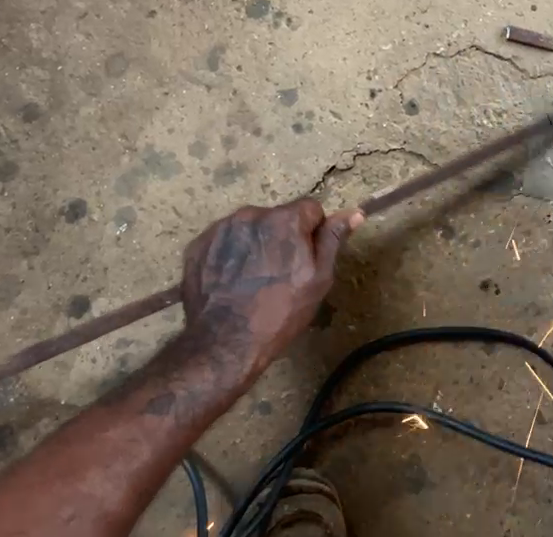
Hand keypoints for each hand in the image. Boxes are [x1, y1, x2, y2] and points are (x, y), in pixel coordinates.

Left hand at [179, 199, 363, 377]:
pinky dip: (230, 254)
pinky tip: (231, 282)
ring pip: (250, 228)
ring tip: (253, 281)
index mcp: (285, 218)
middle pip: (278, 218)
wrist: (224, 343)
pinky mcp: (198, 245)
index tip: (305, 260)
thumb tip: (353, 212)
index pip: (310, 209)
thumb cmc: (280, 312)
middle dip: (282, 238)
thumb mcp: (318, 279)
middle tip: (280, 275)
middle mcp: (251, 213)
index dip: (312, 233)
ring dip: (256, 244)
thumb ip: (333, 239)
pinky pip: (224, 240)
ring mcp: (221, 228)